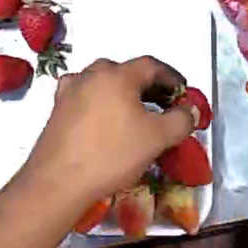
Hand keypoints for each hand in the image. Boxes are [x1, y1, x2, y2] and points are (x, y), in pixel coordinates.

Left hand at [16, 56, 195, 211]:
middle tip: (162, 104)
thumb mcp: (157, 138)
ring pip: (104, 84)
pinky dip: (102, 105)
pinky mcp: (57, 110)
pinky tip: (106, 123)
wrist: (58, 182)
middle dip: (147, 86)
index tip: (182, 92)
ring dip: (123, 94)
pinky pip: (86, 98)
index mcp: (117, 75)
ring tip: (135, 115)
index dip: (171, 77)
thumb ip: (181, 120)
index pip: (151, 66)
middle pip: (126, 72)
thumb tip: (190, 110)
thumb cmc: (111, 155)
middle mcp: (91, 75)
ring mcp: (70, 91)